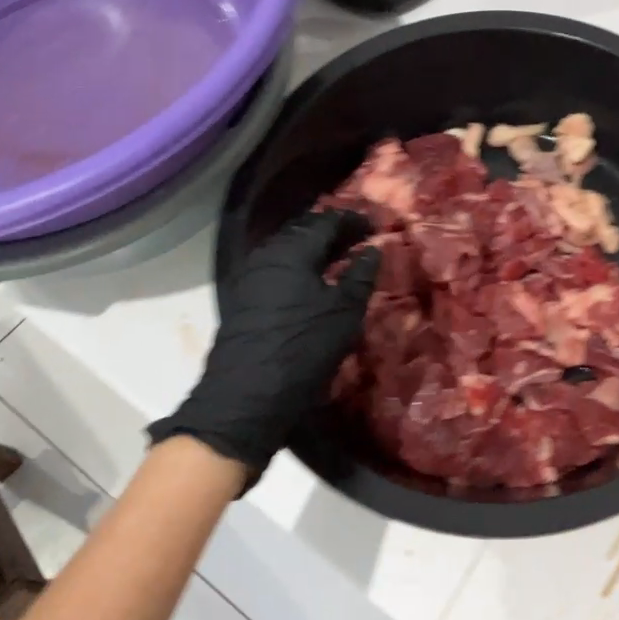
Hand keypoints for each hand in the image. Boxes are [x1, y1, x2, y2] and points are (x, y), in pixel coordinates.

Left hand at [148, 210, 379, 477]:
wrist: (244, 399)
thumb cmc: (302, 350)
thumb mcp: (343, 313)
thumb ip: (361, 275)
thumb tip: (374, 249)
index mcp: (293, 250)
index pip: (327, 221)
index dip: (353, 220)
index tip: (375, 225)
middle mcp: (267, 255)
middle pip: (304, 231)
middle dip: (333, 231)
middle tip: (359, 238)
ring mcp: (250, 277)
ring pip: (289, 251)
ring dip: (315, 250)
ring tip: (340, 259)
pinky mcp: (244, 300)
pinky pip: (278, 270)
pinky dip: (300, 268)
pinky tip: (314, 283)